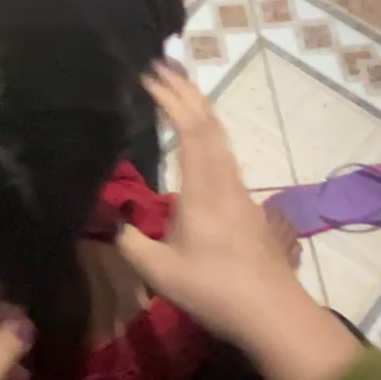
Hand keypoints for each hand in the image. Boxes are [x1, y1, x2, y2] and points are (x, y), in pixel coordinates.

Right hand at [118, 62, 362, 379]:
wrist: (273, 313)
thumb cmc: (214, 289)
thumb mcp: (159, 271)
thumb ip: (129, 241)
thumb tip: (107, 219)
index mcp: (203, 190)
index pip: (190, 129)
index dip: (172, 98)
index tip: (149, 75)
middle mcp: (224, 181)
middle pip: (210, 124)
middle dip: (186, 91)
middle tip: (161, 66)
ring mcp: (239, 193)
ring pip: (220, 139)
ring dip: (199, 110)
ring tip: (177, 93)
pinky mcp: (246, 207)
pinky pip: (224, 155)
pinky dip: (207, 133)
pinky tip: (198, 141)